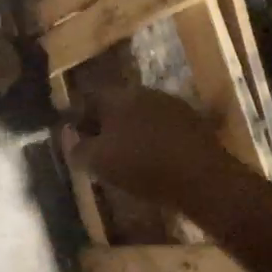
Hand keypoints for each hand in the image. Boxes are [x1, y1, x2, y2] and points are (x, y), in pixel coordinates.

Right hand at [67, 88, 262, 210]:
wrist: (203, 179)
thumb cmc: (142, 167)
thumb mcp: (98, 163)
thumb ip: (77, 148)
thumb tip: (69, 138)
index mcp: (117, 96)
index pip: (88, 99)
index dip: (78, 118)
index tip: (74, 137)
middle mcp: (144, 92)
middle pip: (116, 105)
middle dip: (105, 123)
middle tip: (99, 148)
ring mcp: (172, 104)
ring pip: (140, 114)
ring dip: (131, 130)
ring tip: (126, 156)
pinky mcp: (193, 121)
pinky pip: (162, 126)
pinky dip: (154, 139)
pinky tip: (154, 159)